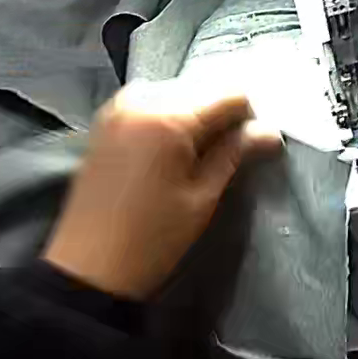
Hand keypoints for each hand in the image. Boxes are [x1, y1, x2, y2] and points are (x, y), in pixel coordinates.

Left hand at [42, 82, 281, 300]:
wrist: (87, 269)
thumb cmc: (153, 239)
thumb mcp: (202, 198)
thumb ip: (235, 155)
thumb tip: (270, 132)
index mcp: (169, 119)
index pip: (230, 96)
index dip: (248, 120)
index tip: (249, 148)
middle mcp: (142, 101)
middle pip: (202, 89)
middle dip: (221, 116)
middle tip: (225, 155)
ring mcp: (118, 108)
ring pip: (176, 92)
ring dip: (194, 114)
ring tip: (195, 154)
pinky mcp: (105, 121)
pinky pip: (149, 100)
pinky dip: (167, 114)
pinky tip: (169, 146)